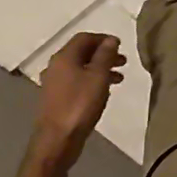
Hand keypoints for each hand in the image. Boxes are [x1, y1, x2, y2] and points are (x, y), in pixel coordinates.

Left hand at [31, 33, 125, 165]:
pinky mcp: (55, 98)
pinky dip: (91, 80)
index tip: (121, 45)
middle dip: (103, 54)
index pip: (84, 38)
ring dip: (99, 69)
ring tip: (119, 78)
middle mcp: (55, 66)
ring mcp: (54, 83)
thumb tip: (110, 40)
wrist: (57, 139)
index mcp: (64, 57)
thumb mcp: (98, 76)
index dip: (103, 39)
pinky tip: (103, 91)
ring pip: (80, 68)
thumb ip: (105, 55)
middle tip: (122, 61)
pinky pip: (76, 81)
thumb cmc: (80, 104)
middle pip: (81, 52)